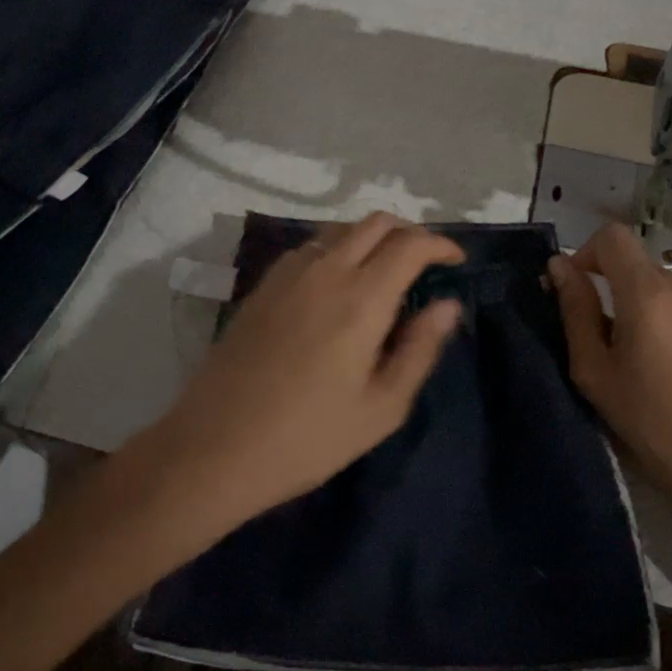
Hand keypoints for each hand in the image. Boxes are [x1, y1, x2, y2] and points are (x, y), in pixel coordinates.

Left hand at [123, 212, 465, 528]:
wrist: (215, 447)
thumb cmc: (309, 438)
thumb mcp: (381, 408)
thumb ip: (420, 349)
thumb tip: (448, 305)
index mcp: (361, 298)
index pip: (410, 244)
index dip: (441, 244)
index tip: (456, 262)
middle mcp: (325, 271)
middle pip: (376, 222)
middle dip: (410, 233)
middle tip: (426, 264)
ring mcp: (288, 275)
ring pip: (340, 229)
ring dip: (372, 237)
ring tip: (386, 272)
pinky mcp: (262, 286)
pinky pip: (310, 248)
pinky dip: (337, 249)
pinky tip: (338, 285)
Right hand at [548, 223, 671, 496]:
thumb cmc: (648, 422)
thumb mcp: (594, 371)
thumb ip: (575, 310)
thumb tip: (559, 265)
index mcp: (647, 294)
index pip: (613, 237)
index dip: (589, 253)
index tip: (580, 290)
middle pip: (639, 267)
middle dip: (619, 292)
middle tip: (614, 343)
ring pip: (668, 287)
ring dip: (652, 308)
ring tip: (654, 358)